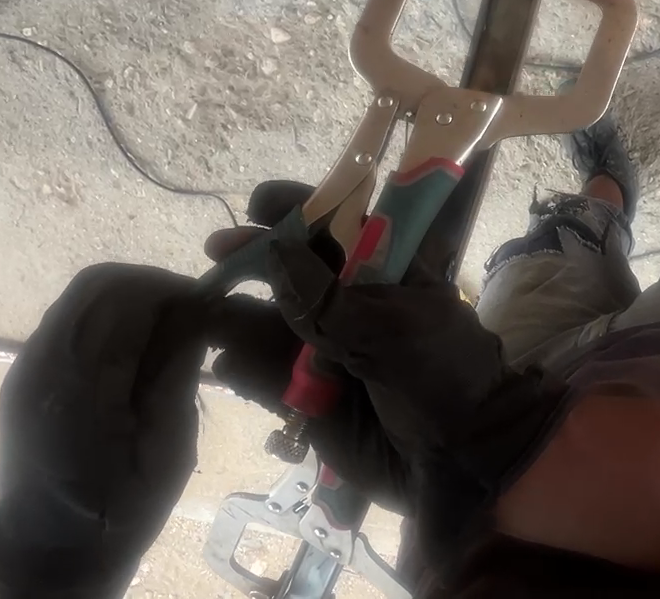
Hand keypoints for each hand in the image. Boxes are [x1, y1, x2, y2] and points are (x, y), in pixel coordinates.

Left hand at [0, 263, 207, 597]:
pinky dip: (112, 313)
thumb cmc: (123, 506)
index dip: (177, 291)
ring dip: (133, 295)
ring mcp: (29, 367)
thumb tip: (200, 313)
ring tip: (167, 325)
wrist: (48, 550)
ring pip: (84, 293)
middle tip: (190, 311)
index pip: (131, 301)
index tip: (210, 305)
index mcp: (84, 389)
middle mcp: (47, 366)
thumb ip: (178, 374)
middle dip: (154, 285)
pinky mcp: (27, 372)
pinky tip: (136, 344)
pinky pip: (73, 315)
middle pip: (101, 283)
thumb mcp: (170, 448)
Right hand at [203, 181, 413, 508]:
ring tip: (203, 306)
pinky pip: (266, 375)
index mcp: (387, 271)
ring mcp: (328, 346)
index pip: (341, 226)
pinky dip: (242, 368)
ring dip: (237, 314)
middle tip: (218, 249)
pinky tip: (223, 363)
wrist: (455, 457)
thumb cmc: (437, 373)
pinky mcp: (309, 393)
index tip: (259, 202)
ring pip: (271, 322)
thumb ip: (327, 299)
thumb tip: (276, 251)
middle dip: (256, 257)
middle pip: (295, 270)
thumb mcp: (388, 330)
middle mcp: (352, 301)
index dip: (301, 210)